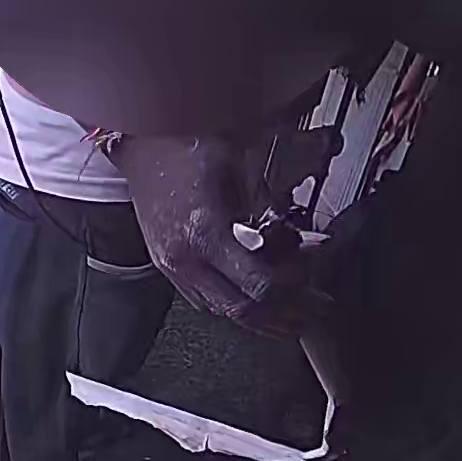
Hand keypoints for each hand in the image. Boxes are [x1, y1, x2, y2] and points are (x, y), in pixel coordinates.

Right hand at [109, 132, 321, 336]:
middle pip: (240, 310)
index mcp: (206, 232)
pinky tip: (250, 298)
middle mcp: (186, 257)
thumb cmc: (184, 144)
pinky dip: (231, 303)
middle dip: (280, 316)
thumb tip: (322, 171)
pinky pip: (202, 299)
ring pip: (221, 310)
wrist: (139, 146)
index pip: (256, 285)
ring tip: (288, 314)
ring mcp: (173, 265)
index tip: (313, 286)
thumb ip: (278, 181)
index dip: (290, 291)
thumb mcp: (238, 155)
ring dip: (257, 315)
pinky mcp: (166, 265)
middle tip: (310, 312)